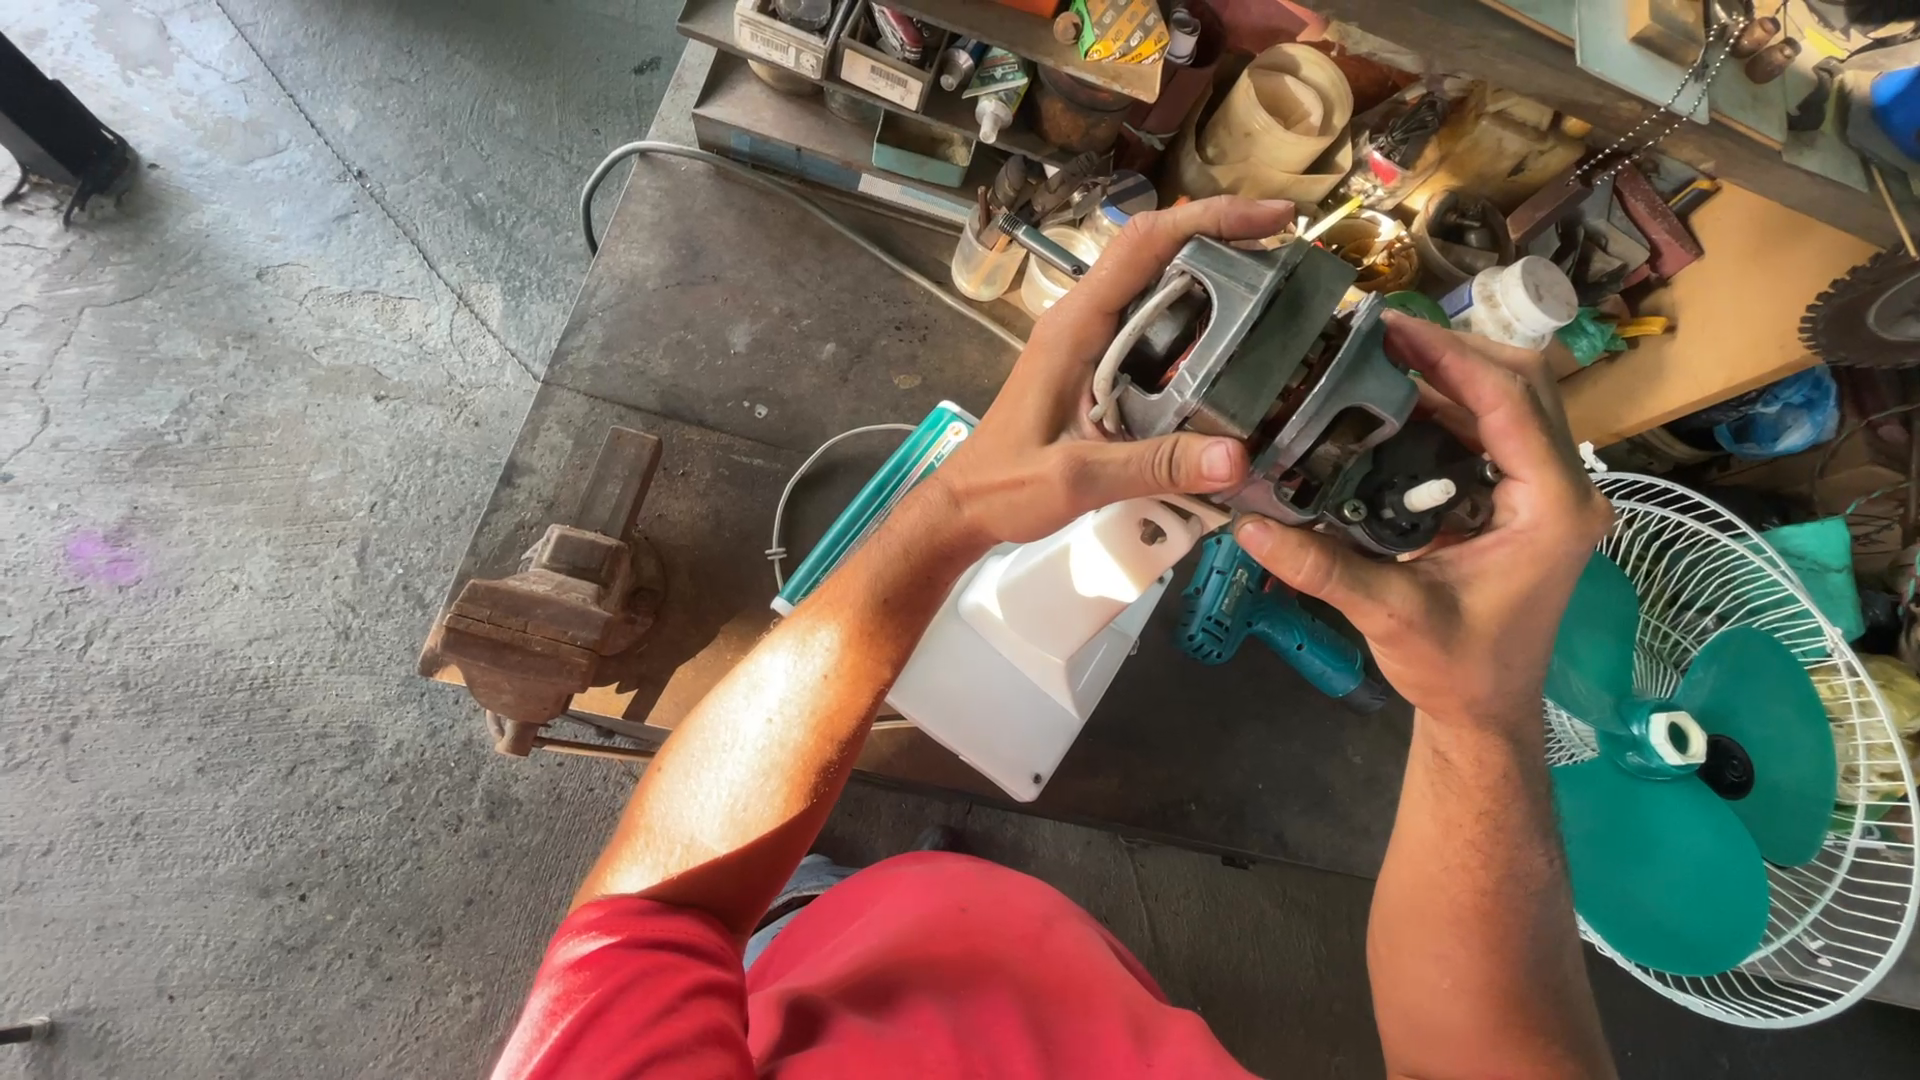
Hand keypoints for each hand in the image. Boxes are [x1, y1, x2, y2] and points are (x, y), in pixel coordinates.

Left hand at [931, 197, 1292, 547]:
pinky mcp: (1087, 367)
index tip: (1274, 220)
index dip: (1211, 218)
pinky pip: (1144, 330)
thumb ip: (1152, 467)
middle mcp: (1078, 322)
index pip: (1144, 245)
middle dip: (1222, 245)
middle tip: (1286, 267)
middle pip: (1155, 256)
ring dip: (1208, 285)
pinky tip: (1221, 355)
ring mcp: (1082, 342)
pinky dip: (1187, 327)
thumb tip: (1235, 458)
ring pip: (1152, 291)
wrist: (967, 503)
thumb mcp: (1078, 478)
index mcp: (1073, 327)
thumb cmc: (1006, 486)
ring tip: (1270, 303)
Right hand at [1233, 316, 1611, 729]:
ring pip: (1508, 404)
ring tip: (1374, 364)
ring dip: (1446, 378)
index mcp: (1550, 509)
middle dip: (1452, 354)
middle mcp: (1561, 489)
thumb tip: (1248, 527)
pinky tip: (1388, 413)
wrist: (1484, 710)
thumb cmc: (1456, 668)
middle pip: (1522, 386)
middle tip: (1377, 340)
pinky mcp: (1518, 502)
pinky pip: (1488, 434)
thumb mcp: (1387, 615)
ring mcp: (1543, 493)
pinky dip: (1442, 412)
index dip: (1450, 359)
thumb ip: (1322, 568)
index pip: (1510, 404)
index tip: (1389, 330)